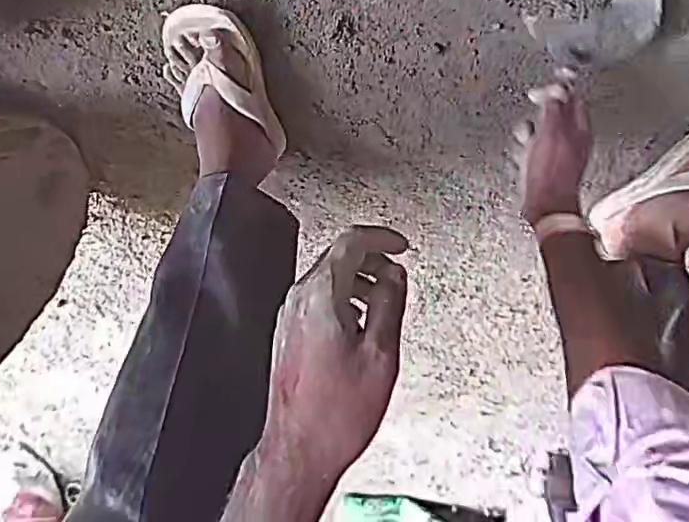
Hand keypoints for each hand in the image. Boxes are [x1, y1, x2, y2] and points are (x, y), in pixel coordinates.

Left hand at [261, 225, 409, 485]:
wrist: (296, 450)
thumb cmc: (335, 413)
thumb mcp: (380, 355)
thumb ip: (390, 304)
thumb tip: (395, 275)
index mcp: (321, 294)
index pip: (352, 241)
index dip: (381, 237)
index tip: (400, 244)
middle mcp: (300, 297)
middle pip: (338, 254)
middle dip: (372, 257)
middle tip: (396, 270)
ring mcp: (290, 313)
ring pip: (328, 275)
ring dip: (359, 277)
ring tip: (383, 298)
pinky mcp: (288, 330)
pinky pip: (318, 295)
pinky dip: (343, 294)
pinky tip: (360, 321)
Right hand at [516, 72, 591, 225]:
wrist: (545, 205)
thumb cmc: (550, 172)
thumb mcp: (550, 133)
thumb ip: (554, 108)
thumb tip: (559, 86)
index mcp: (580, 129)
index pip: (575, 97)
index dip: (565, 83)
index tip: (558, 71)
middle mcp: (573, 138)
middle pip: (558, 109)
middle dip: (543, 107)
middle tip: (536, 101)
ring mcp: (560, 150)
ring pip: (542, 126)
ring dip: (531, 128)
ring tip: (527, 139)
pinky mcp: (546, 162)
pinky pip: (534, 143)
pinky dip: (526, 144)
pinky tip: (524, 153)